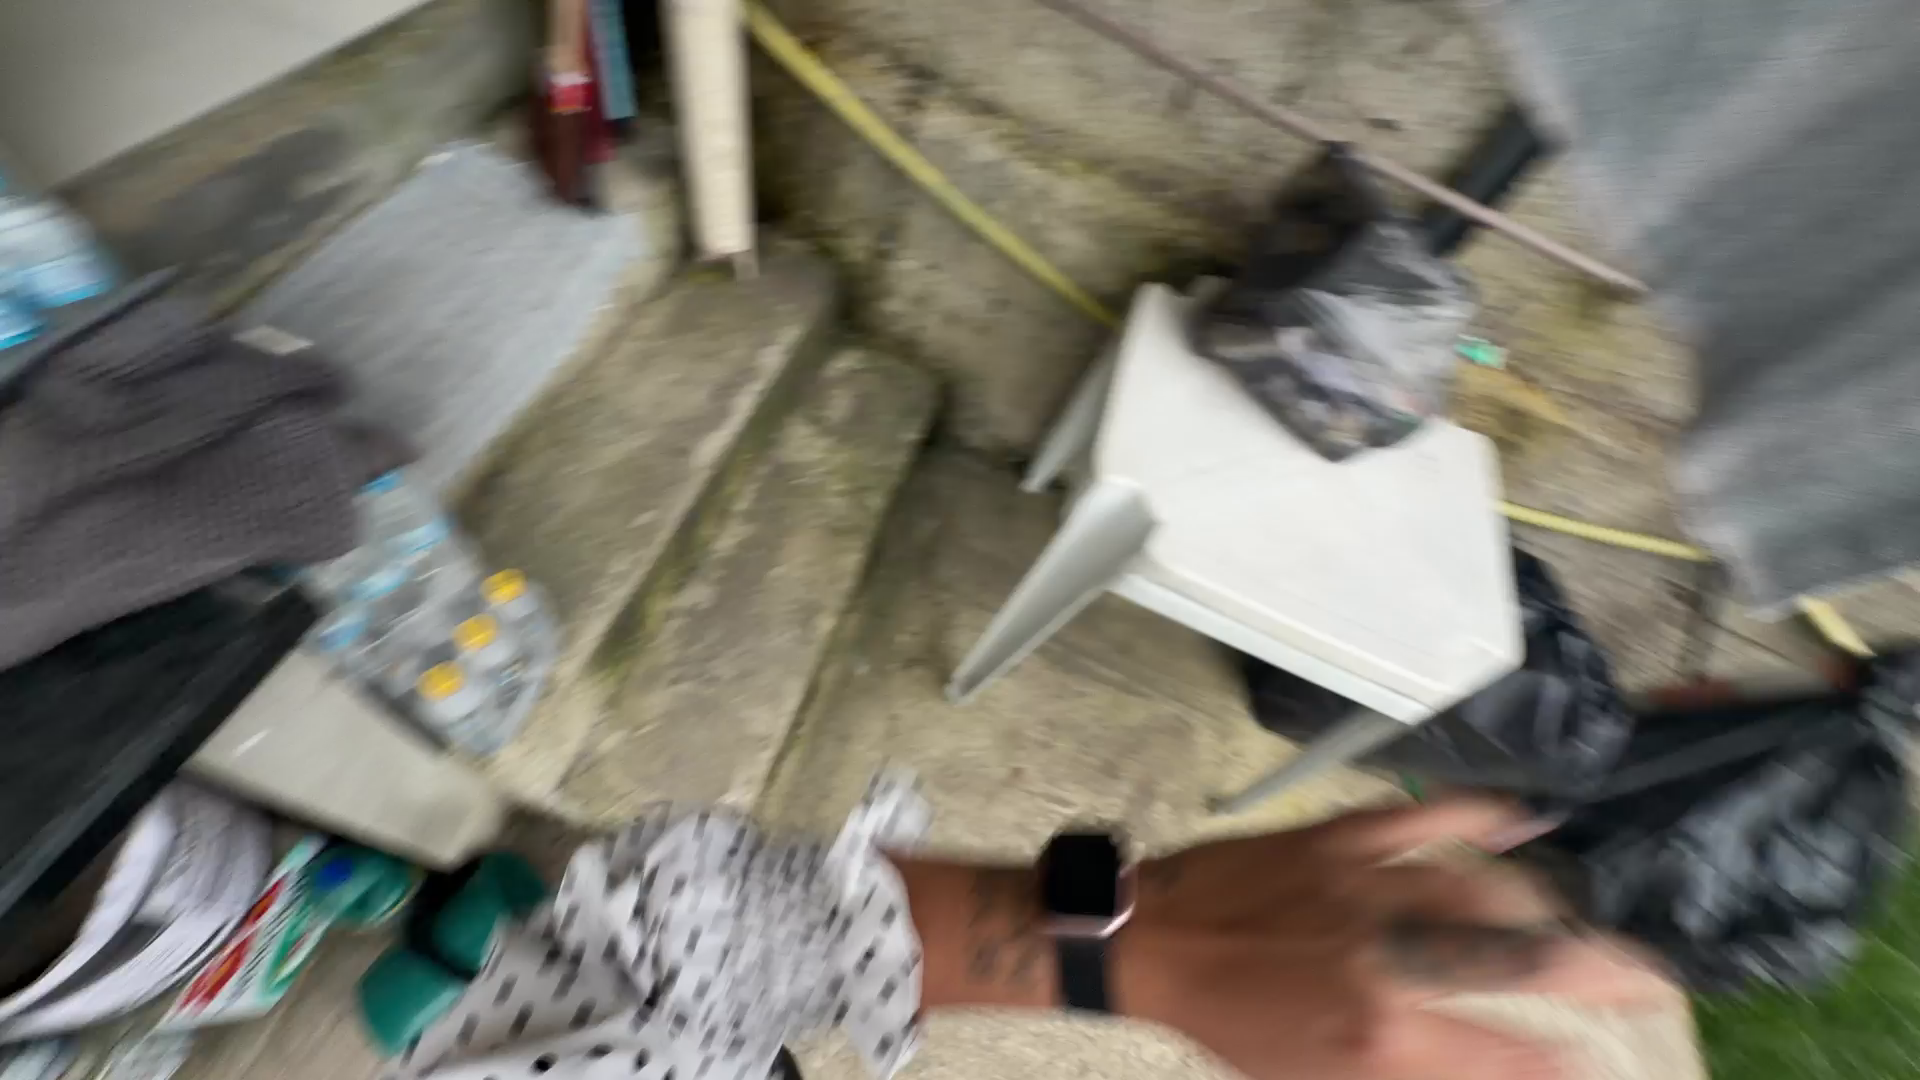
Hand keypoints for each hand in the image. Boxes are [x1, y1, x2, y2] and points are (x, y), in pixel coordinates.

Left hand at [1110, 799, 1679, 1079]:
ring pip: (1478, 887)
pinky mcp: (1332, 839)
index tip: (1590, 1062)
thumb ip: (1405, 1075)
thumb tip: (1488, 1067)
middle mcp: (1388, 960)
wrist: (1157, 941)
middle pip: (1518, 961)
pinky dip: (1471, 815)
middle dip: (1598, 969)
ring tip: (1573, 910)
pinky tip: (1515, 816)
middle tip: (1649, 971)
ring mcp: (1362, 887)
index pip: (1514, 1058)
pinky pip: (1415, 820)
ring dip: (1539, 899)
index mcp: (1386, 1038)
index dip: (1566, 1065)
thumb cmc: (1231, 1023)